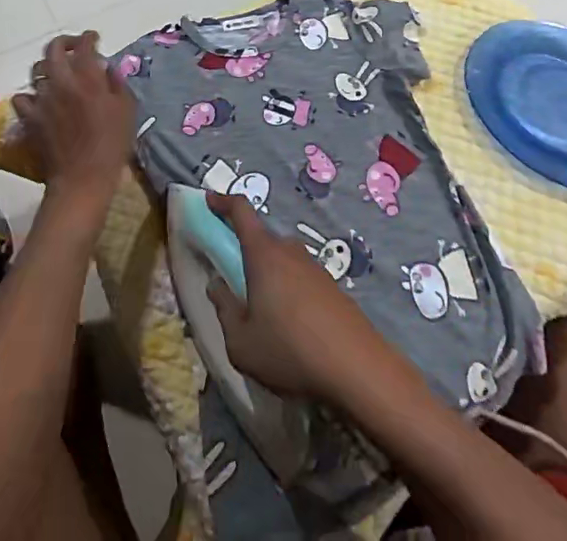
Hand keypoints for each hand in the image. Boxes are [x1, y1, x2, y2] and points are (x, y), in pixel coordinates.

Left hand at [12, 32, 134, 206]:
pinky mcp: (30, 117)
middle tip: (74, 47)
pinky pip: (23, 98)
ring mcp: (42, 99)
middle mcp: (62, 82)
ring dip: (49, 68)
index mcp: (88, 78)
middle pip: (53, 50)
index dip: (89, 38)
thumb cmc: (112, 143)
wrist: (83, 176)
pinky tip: (41, 101)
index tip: (94, 38)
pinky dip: (32, 95)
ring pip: (37, 71)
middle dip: (64, 43)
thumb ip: (117, 84)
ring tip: (58, 74)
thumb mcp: (127, 110)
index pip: (85, 46)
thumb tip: (107, 69)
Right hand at [204, 193, 413, 405]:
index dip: (224, 201)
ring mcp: (315, 267)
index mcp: (264, 255)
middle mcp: (291, 251)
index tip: (209, 199)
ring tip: (260, 309)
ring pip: (282, 259)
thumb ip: (224, 308)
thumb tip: (216, 284)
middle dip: (245, 249)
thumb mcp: (241, 341)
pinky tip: (288, 322)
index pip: (242, 212)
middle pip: (263, 238)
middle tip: (231, 275)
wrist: (356, 367)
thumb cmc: (288, 350)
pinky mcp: (332, 286)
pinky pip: (300, 276)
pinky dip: (287, 287)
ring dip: (268, 272)